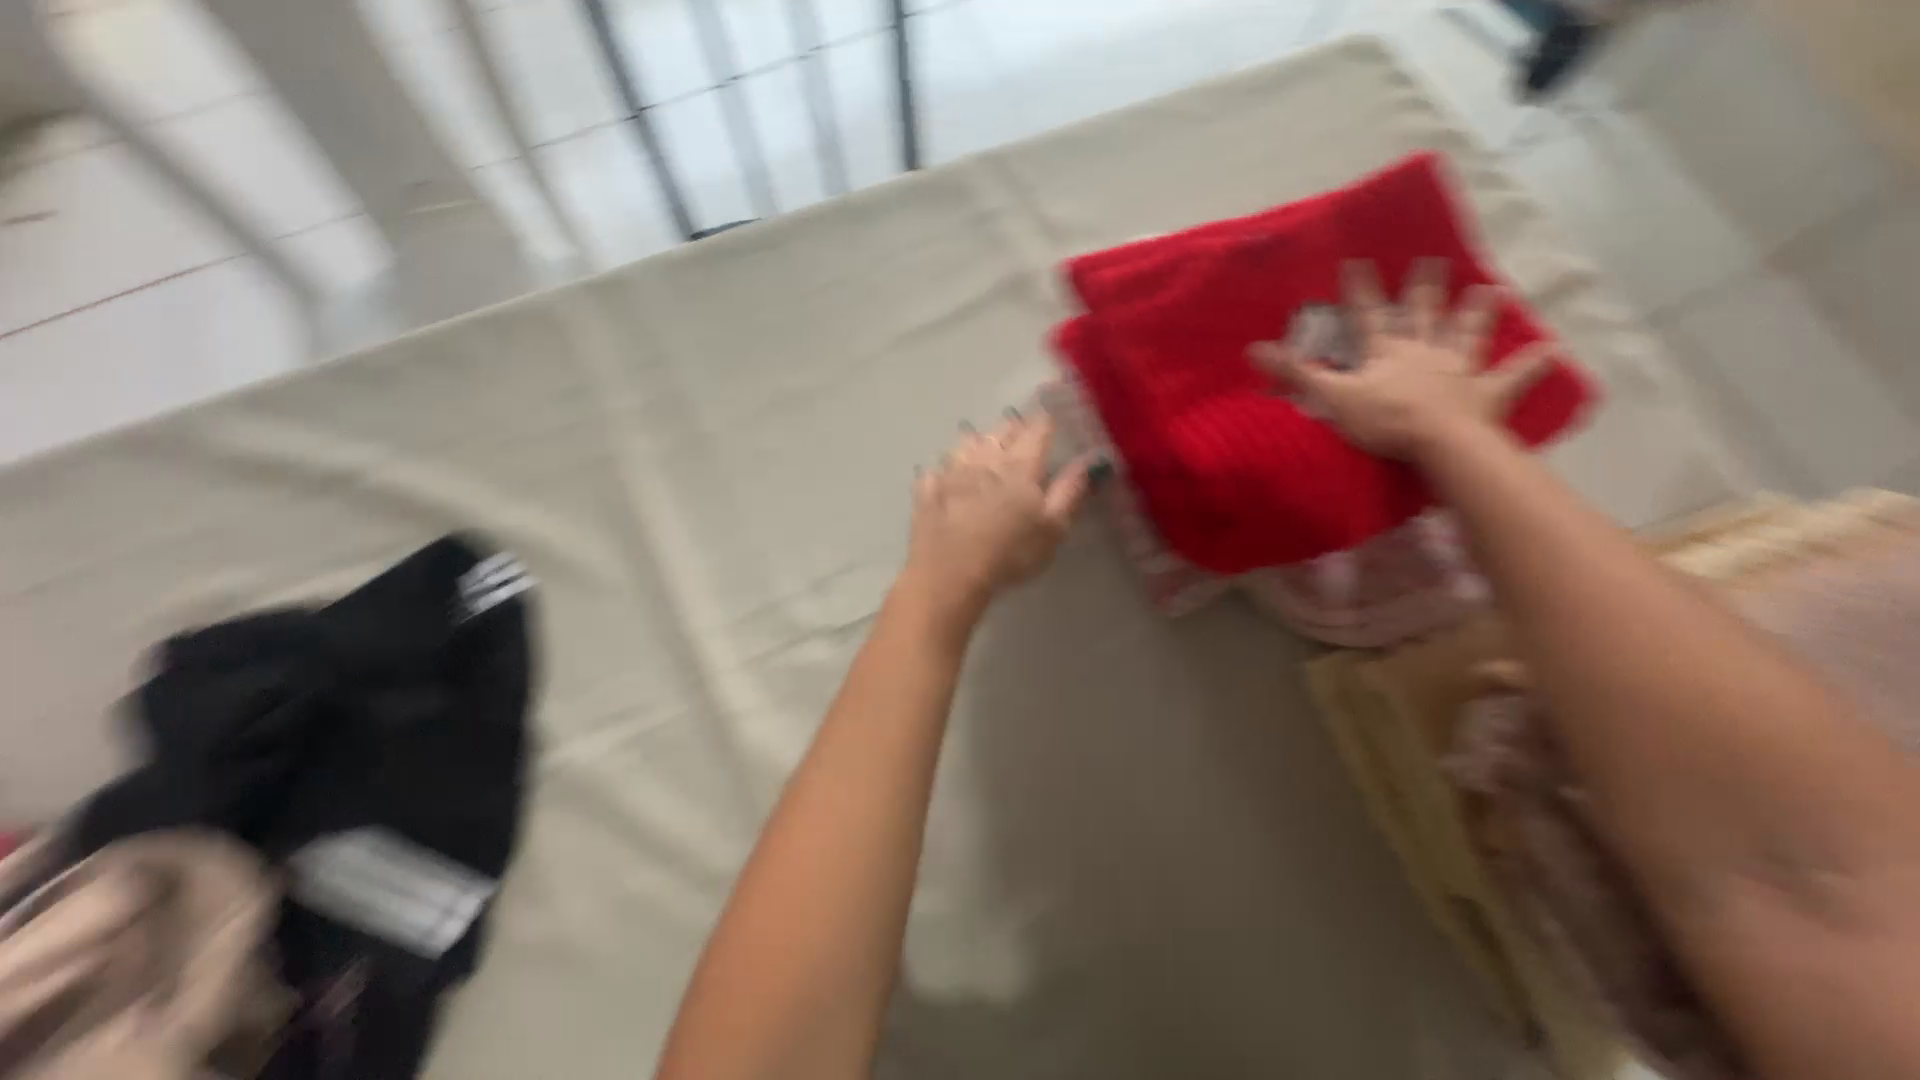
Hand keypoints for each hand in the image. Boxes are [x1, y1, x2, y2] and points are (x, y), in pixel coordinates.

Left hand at [899, 412, 1092, 630]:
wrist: (949, 574)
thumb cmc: (1009, 554)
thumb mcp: (1052, 528)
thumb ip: (1071, 491)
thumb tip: (1092, 460)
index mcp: (1020, 465)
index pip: (1036, 430)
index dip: (1045, 422)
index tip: (1050, 422)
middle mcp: (985, 459)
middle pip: (1001, 430)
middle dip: (1013, 427)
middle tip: (1021, 434)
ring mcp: (951, 472)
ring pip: (967, 442)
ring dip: (979, 440)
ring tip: (986, 446)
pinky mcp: (926, 490)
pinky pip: (937, 468)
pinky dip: (945, 468)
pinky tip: (946, 474)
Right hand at [1249, 259, 1557, 460]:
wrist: (1439, 440)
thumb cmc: (1383, 420)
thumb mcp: (1332, 397)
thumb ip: (1297, 374)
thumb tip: (1254, 350)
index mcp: (1387, 353)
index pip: (1368, 317)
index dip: (1360, 291)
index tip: (1357, 262)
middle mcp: (1425, 352)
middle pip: (1423, 316)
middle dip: (1423, 290)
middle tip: (1431, 262)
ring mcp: (1460, 371)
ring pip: (1468, 335)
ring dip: (1477, 314)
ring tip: (1487, 291)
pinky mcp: (1488, 395)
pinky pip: (1513, 377)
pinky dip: (1531, 364)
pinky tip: (1552, 351)